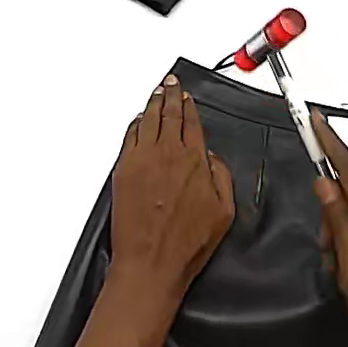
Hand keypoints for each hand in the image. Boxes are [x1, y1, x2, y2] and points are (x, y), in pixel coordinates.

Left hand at [110, 74, 235, 304]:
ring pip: (148, 119)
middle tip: (170, 82)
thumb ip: (222, 177)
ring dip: (153, 102)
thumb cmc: (185, 244)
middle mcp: (168, 152)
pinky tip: (138, 119)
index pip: (191, 122)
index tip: (186, 96)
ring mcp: (143, 158)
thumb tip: (212, 158)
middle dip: (170, 94)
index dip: (189, 106)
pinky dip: (135, 123)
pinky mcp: (124, 168)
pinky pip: (130, 135)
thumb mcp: (223, 212)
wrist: (150, 264)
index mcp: (194, 160)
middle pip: (169, 113)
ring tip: (156, 92)